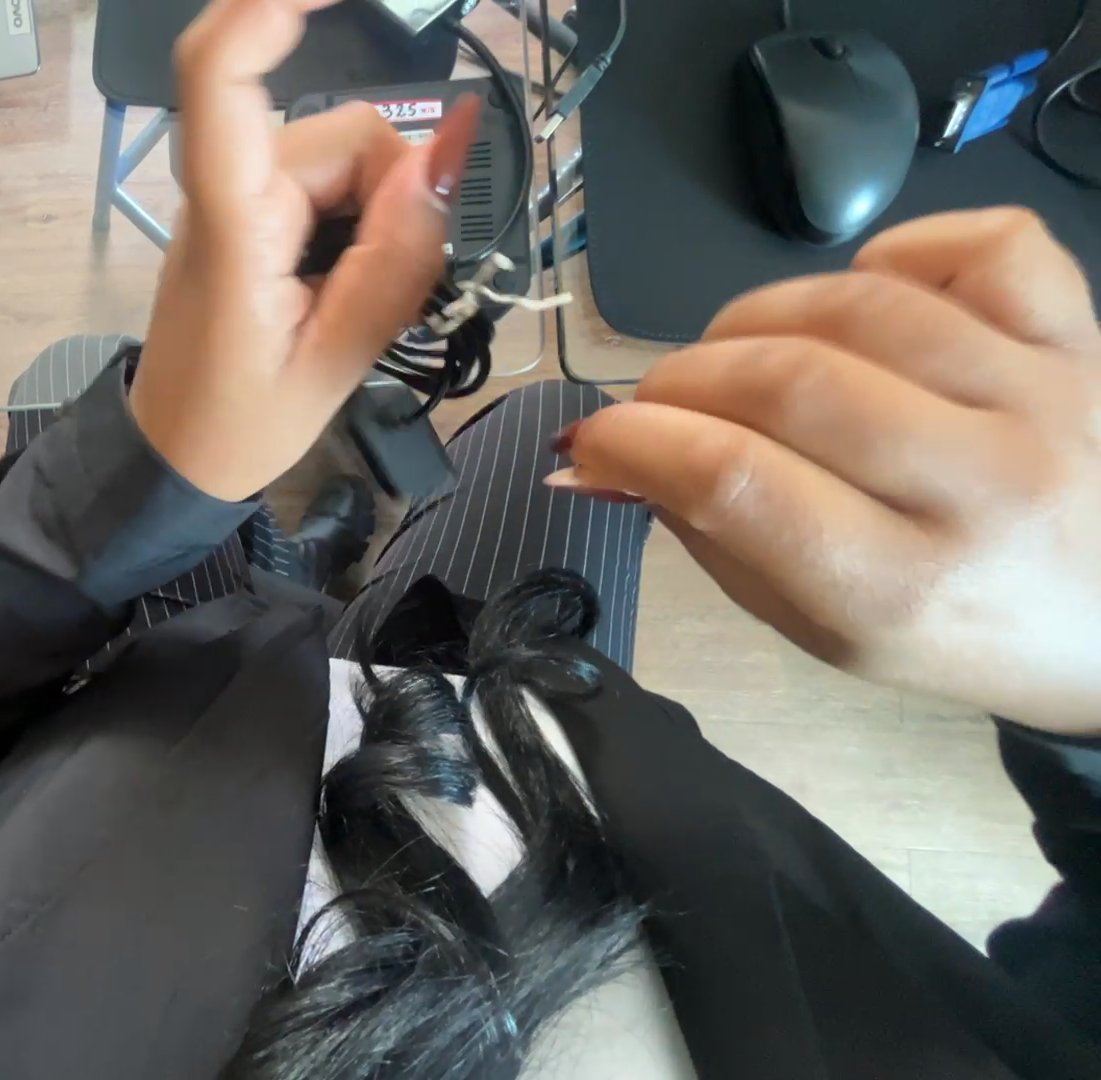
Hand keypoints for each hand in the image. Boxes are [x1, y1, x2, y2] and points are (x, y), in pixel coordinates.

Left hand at [129, 0, 479, 501]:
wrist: (174, 461)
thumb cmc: (237, 428)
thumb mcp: (334, 364)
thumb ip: (394, 262)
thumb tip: (448, 151)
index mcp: (232, 230)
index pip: (220, 79)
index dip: (268, 4)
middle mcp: (225, 199)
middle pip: (342, 137)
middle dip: (394, 198)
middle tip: (386, 294)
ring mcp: (232, 211)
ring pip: (341, 165)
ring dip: (376, 221)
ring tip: (355, 308)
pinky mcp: (244, 227)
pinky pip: (320, 193)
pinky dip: (354, 229)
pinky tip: (341, 291)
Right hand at [560, 209, 1100, 735]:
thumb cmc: (934, 632)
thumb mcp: (798, 616)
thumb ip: (698, 529)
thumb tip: (592, 460)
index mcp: (889, 583)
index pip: (726, 475)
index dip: (629, 439)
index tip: (590, 442)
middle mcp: (978, 485)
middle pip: (780, 381)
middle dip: (673, 381)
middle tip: (655, 407)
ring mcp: (1048, 398)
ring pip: (858, 306)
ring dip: (747, 319)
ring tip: (728, 357)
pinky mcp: (1089, 338)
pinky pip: (986, 247)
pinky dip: (894, 253)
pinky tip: (853, 299)